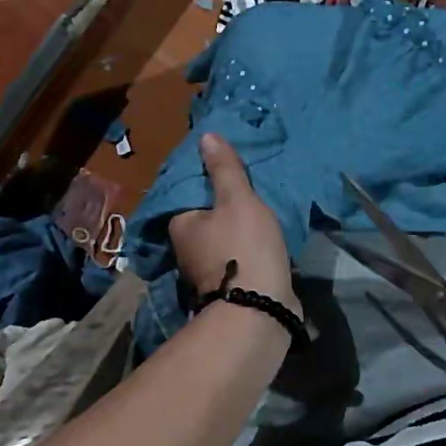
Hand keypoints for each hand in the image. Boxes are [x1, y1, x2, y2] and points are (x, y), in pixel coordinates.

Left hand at [169, 133, 298, 314]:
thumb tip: (205, 136)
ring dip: (238, 226)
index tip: (228, 166)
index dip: (206, 176)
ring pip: (222, 238)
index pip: (188, 190)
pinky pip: (238, 256)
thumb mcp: (238, 200)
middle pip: (205, 216)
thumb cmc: (244, 248)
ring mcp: (207, 271)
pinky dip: (248, 246)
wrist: (261, 309)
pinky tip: (265, 236)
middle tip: (250, 183)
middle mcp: (186, 248)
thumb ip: (225, 169)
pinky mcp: (230, 286)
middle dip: (224, 203)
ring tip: (262, 206)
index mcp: (180, 223)